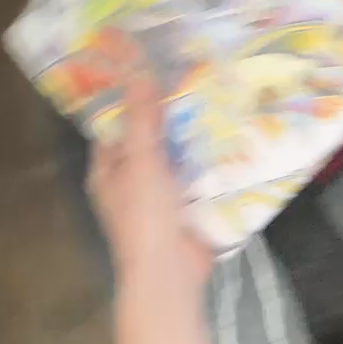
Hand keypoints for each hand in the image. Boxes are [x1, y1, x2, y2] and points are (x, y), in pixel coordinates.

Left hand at [87, 77, 213, 303]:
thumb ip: (141, 120)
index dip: (132, 101)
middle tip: (198, 85)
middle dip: (172, 119)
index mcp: (109, 171)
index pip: (116, 127)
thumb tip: (138, 73)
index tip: (156, 74)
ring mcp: (162, 198)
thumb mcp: (141, 162)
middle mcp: (133, 182)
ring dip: (197, 141)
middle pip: (151, 142)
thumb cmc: (145, 216)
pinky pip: (200, 180)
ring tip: (221, 107)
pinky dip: (213, 165)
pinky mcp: (189, 209)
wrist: (170, 271)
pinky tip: (233, 145)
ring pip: (178, 160)